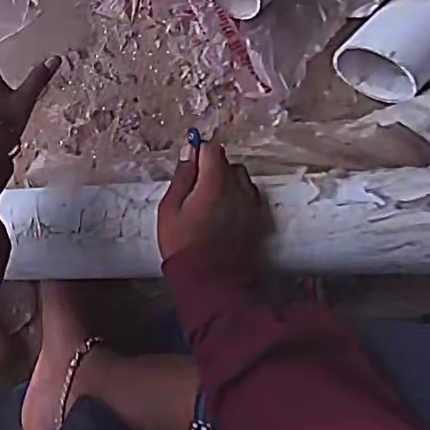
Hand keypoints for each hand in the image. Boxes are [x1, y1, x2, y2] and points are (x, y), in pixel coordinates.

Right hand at [158, 141, 267, 263]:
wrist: (213, 280)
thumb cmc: (183, 244)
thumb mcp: (170, 209)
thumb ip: (181, 178)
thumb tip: (188, 153)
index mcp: (215, 183)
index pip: (212, 150)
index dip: (199, 150)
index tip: (189, 160)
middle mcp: (239, 188)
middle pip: (227, 163)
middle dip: (211, 167)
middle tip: (193, 187)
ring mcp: (252, 203)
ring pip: (240, 178)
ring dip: (225, 181)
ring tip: (209, 201)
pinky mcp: (260, 218)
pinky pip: (249, 195)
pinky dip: (237, 196)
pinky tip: (224, 213)